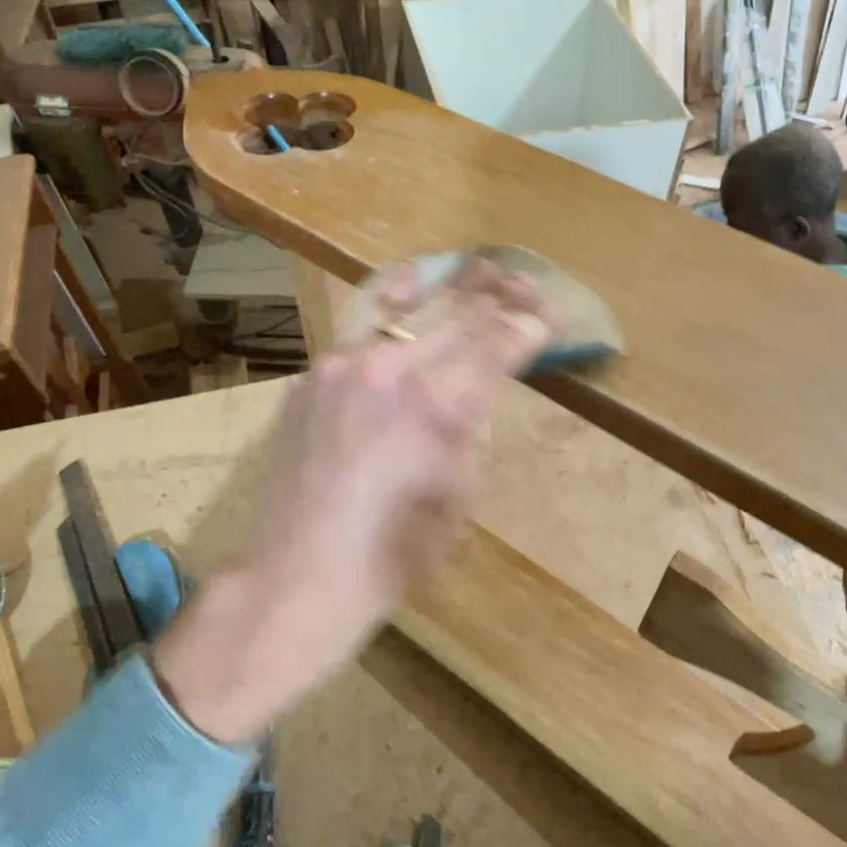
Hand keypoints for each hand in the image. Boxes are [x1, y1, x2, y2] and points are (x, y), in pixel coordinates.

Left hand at [152, 260, 553, 743]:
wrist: (297, 577)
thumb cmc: (392, 557)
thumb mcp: (456, 496)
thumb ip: (464, 432)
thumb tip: (464, 402)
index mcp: (438, 403)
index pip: (497, 344)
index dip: (529, 325)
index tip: (548, 312)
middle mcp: (389, 367)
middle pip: (455, 314)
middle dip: (495, 294)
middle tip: (520, 277)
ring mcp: (341, 366)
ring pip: (403, 313)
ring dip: (444, 291)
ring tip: (473, 268)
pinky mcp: (308, 380)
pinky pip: (358, 336)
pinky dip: (391, 318)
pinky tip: (404, 300)